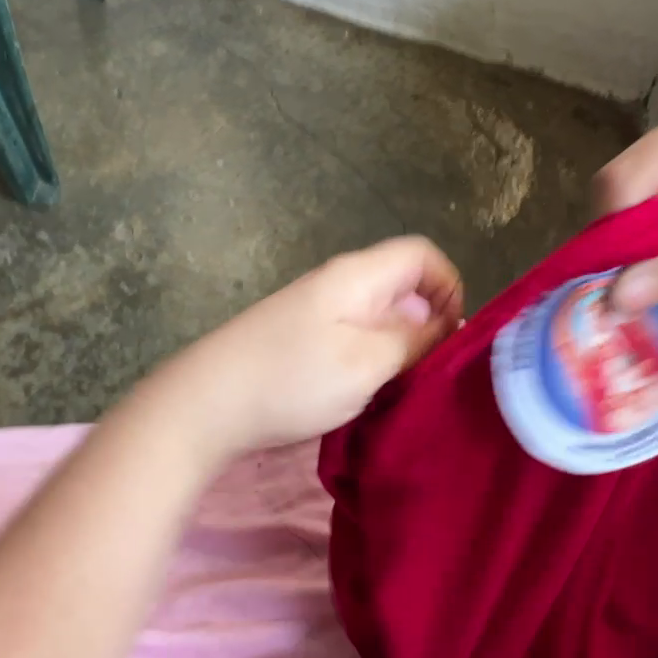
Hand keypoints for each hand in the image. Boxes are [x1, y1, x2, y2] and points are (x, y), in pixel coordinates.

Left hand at [165, 236, 463, 454]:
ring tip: (400, 388)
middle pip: (404, 286)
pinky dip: (372, 361)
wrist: (205, 403)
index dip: (450, 287)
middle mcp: (340, 284)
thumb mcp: (367, 362)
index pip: (423, 254)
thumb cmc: (292, 379)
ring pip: (380, 317)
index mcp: (358, 275)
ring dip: (400, 349)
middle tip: (430, 372)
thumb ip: (415, 339)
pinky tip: (365, 393)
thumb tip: (448, 323)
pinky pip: (355, 338)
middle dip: (429, 324)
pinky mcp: (302, 340)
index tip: (452, 336)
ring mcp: (317, 312)